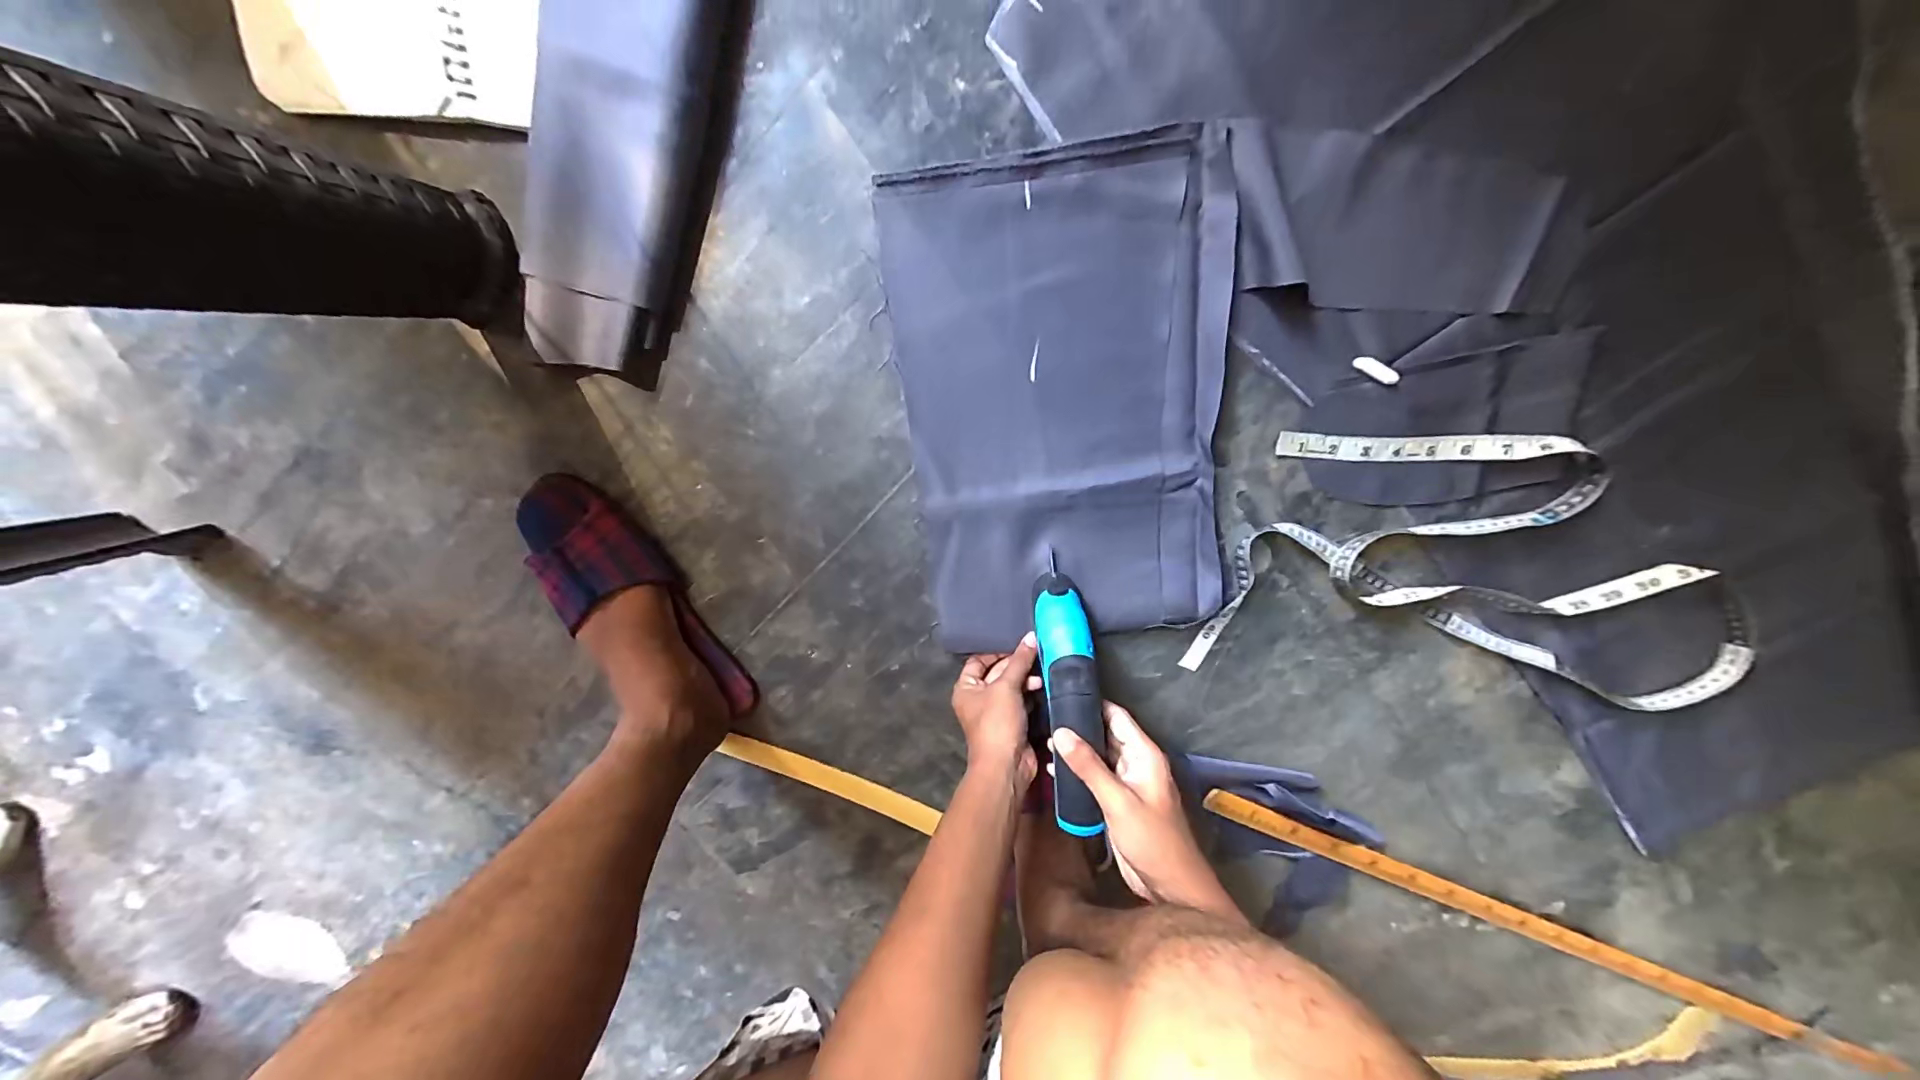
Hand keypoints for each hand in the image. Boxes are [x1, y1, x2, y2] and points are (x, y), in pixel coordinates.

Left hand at [950, 632, 1040, 787]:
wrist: (1006, 765)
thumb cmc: (997, 723)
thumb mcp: (1006, 687)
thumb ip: (1019, 661)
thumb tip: (1031, 637)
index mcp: (966, 688)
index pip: (979, 660)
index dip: (997, 652)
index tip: (1019, 645)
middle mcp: (978, 698)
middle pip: (998, 672)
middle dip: (1016, 665)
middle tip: (1037, 656)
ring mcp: (995, 712)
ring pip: (1012, 687)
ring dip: (1026, 680)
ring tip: (1042, 676)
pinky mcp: (1012, 723)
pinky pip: (1022, 702)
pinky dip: (1031, 694)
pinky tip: (1044, 688)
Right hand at [1051, 703, 1242, 921]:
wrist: (1170, 887)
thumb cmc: (1153, 840)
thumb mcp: (1117, 800)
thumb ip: (1089, 766)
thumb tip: (1061, 732)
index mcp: (1144, 755)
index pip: (1116, 716)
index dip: (1091, 702)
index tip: (1060, 693)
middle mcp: (1136, 763)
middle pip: (1105, 734)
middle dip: (1078, 725)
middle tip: (1044, 716)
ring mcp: (1127, 783)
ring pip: (1098, 756)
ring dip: (1075, 750)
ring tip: (1042, 739)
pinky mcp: (1117, 801)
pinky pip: (1095, 778)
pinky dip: (1077, 771)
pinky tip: (1054, 769)